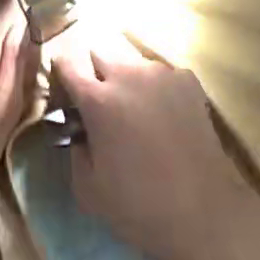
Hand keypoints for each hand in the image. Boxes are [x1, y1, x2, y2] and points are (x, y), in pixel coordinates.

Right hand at [55, 36, 259, 259]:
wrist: (201, 206)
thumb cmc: (138, 203)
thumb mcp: (88, 189)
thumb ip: (75, 151)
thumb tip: (79, 130)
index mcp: (98, 100)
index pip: (68, 66)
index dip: (60, 68)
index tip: (59, 73)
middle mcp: (128, 74)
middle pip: (102, 52)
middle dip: (95, 70)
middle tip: (100, 99)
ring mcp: (161, 72)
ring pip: (134, 62)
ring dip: (128, 78)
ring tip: (137, 111)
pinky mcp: (188, 78)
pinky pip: (162, 74)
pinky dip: (157, 88)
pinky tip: (165, 116)